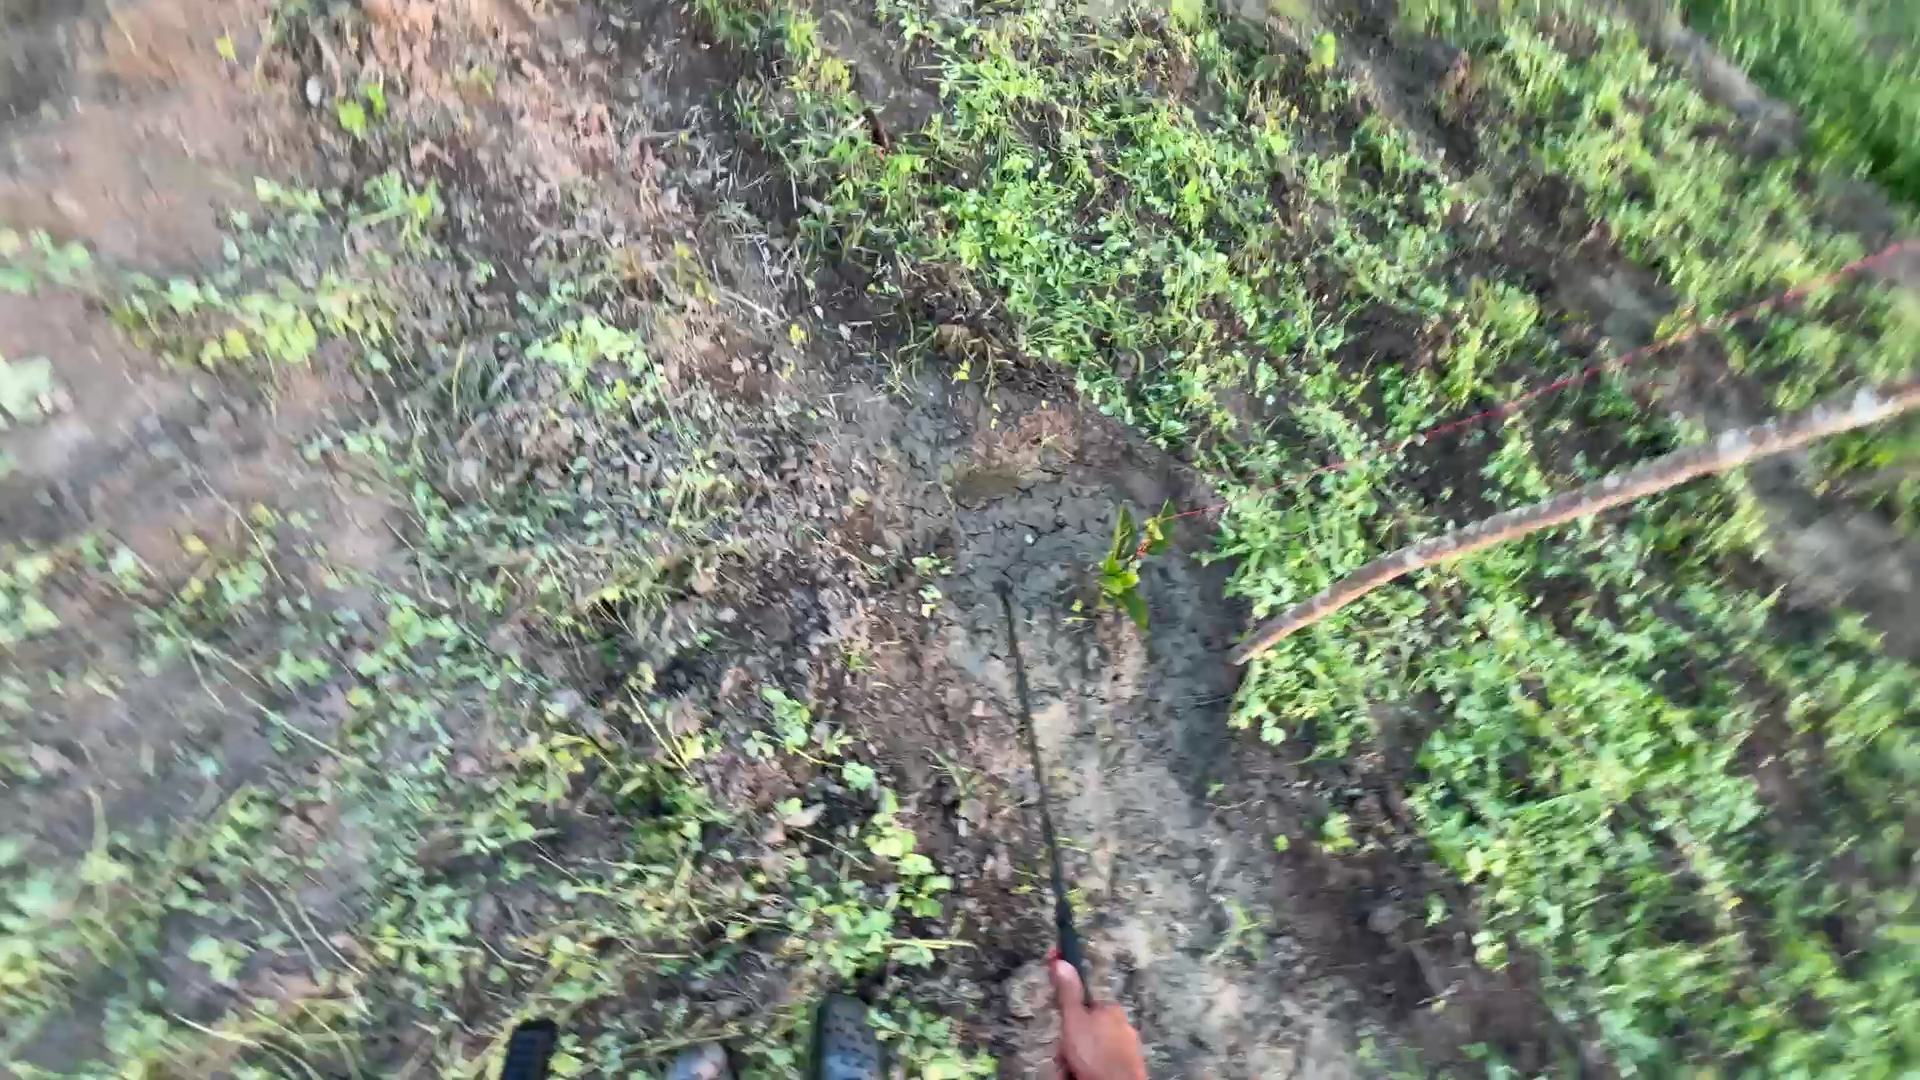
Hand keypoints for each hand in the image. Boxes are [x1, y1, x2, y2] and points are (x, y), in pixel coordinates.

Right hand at [1048, 953, 1145, 1079]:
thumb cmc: (1095, 1051)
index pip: (1086, 1005)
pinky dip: (1088, 1070)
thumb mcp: (1074, 1019)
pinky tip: (1079, 1076)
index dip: (1070, 1016)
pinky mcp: (1126, 1071)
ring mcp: (1126, 1050)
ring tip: (1070, 1069)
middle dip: (1071, 1042)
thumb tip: (1061, 959)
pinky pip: (1100, 1065)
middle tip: (1064, 1054)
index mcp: (1112, 1009)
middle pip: (1086, 1029)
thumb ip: (1068, 992)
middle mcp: (1122, 1026)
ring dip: (1076, 1058)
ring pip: (1091, 1049)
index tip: (1063, 1027)